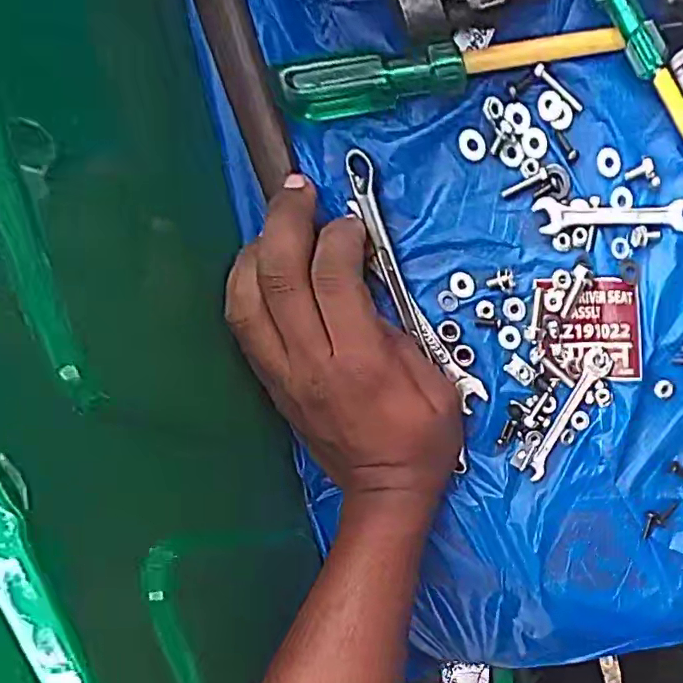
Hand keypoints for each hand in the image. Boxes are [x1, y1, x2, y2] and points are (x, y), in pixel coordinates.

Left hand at [225, 174, 460, 515]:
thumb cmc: (422, 444)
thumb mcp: (439, 388)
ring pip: (246, 298)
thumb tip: (370, 301)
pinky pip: (243, 326)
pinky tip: (259, 269)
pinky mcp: (274, 385)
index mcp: (362, 364)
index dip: (341, 237)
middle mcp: (313, 364)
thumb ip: (404, 338)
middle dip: (287, 220)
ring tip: (275, 227)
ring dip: (255, 250)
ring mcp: (286, 375)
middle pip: (279, 275)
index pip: (334, 278)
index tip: (355, 226)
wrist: (386, 489)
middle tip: (300, 193)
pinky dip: (244, 287)